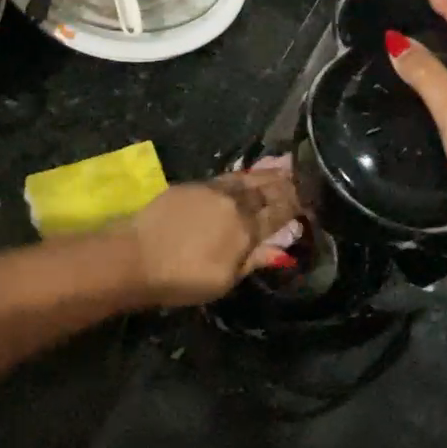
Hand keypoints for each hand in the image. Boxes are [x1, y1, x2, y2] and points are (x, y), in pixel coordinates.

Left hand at [125, 167, 301, 306]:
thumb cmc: (181, 278)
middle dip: (286, 183)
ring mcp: (211, 191)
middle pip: (266, 190)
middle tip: (303, 175)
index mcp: (246, 228)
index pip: (279, 212)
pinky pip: (226, 177)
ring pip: (247, 179)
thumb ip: (253, 260)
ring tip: (283, 167)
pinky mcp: (191, 186)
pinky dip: (243, 175)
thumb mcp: (224, 280)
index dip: (297, 205)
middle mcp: (233, 203)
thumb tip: (280, 249)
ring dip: (267, 174)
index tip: (312, 199)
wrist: (134, 256)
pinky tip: (247, 175)